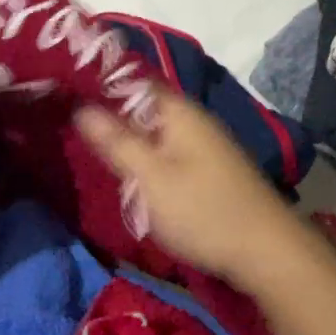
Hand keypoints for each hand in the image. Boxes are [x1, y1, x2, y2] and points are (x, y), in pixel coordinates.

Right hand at [76, 93, 310, 286]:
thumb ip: (115, 141)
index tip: (66, 93)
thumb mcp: (150, 178)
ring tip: (94, 151)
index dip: (98, 84)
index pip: (130, 80)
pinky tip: (132, 175)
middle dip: (110, 116)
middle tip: (72, 127)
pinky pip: (168, 151)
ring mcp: (204, 143)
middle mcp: (192, 118)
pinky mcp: (210, 168)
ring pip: (154, 131)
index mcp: (177, 110)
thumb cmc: (203, 211)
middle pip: (141, 107)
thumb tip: (81, 106)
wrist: (269, 253)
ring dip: (128, 140)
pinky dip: (147, 157)